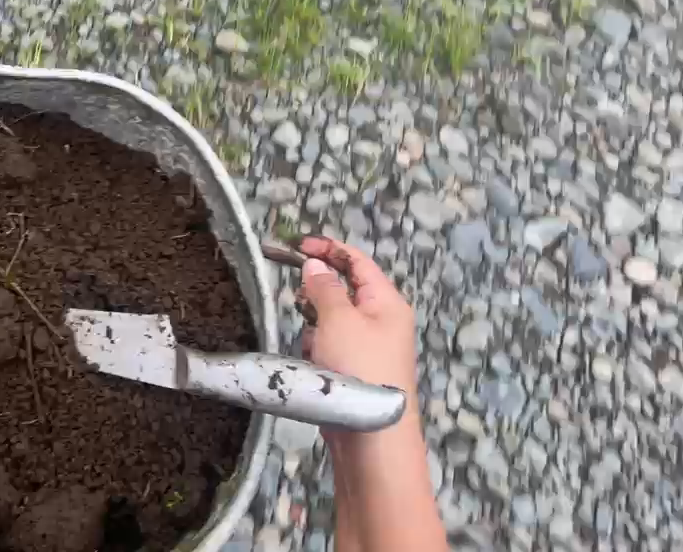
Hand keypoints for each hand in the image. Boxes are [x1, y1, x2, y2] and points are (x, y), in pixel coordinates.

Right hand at [296, 235, 416, 401]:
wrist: (372, 437)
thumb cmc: (358, 366)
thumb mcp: (338, 318)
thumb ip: (324, 286)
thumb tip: (315, 265)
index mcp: (386, 302)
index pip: (357, 261)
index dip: (328, 248)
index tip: (296, 246)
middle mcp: (381, 319)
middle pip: (344, 287)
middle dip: (317, 289)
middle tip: (297, 295)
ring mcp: (368, 344)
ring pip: (332, 315)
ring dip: (315, 320)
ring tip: (310, 336)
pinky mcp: (354, 365)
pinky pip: (329, 340)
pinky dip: (317, 343)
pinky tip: (313, 359)